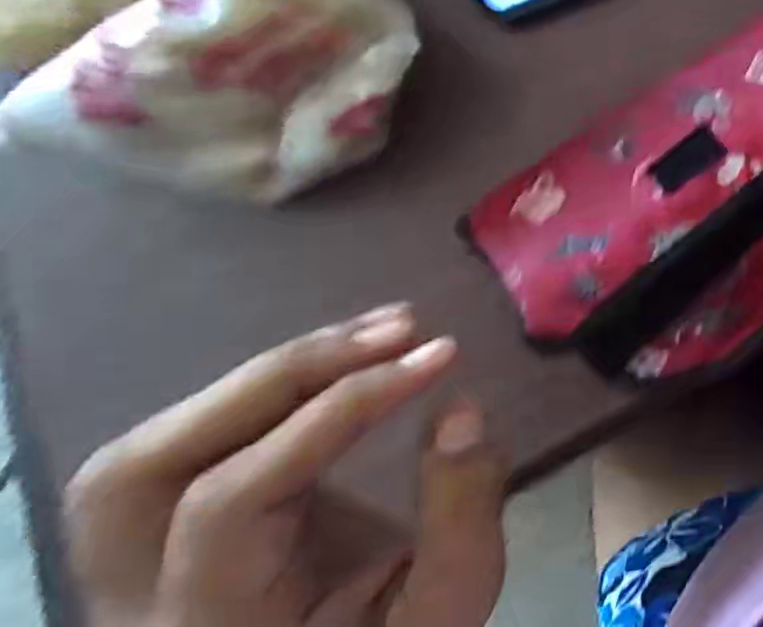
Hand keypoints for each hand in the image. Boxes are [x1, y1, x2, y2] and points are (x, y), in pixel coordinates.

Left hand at [64, 304, 507, 626]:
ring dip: (269, 375)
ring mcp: (133, 572)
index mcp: (211, 624)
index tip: (442, 353)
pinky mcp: (167, 536)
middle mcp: (134, 605)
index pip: (235, 497)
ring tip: (381, 331)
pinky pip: (186, 446)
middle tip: (399, 330)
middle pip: (145, 470)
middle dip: (284, 376)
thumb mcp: (451, 597)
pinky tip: (349, 357)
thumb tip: (461, 408)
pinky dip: (267, 388)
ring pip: (144, 452)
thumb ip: (463, 510)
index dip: (341, 408)